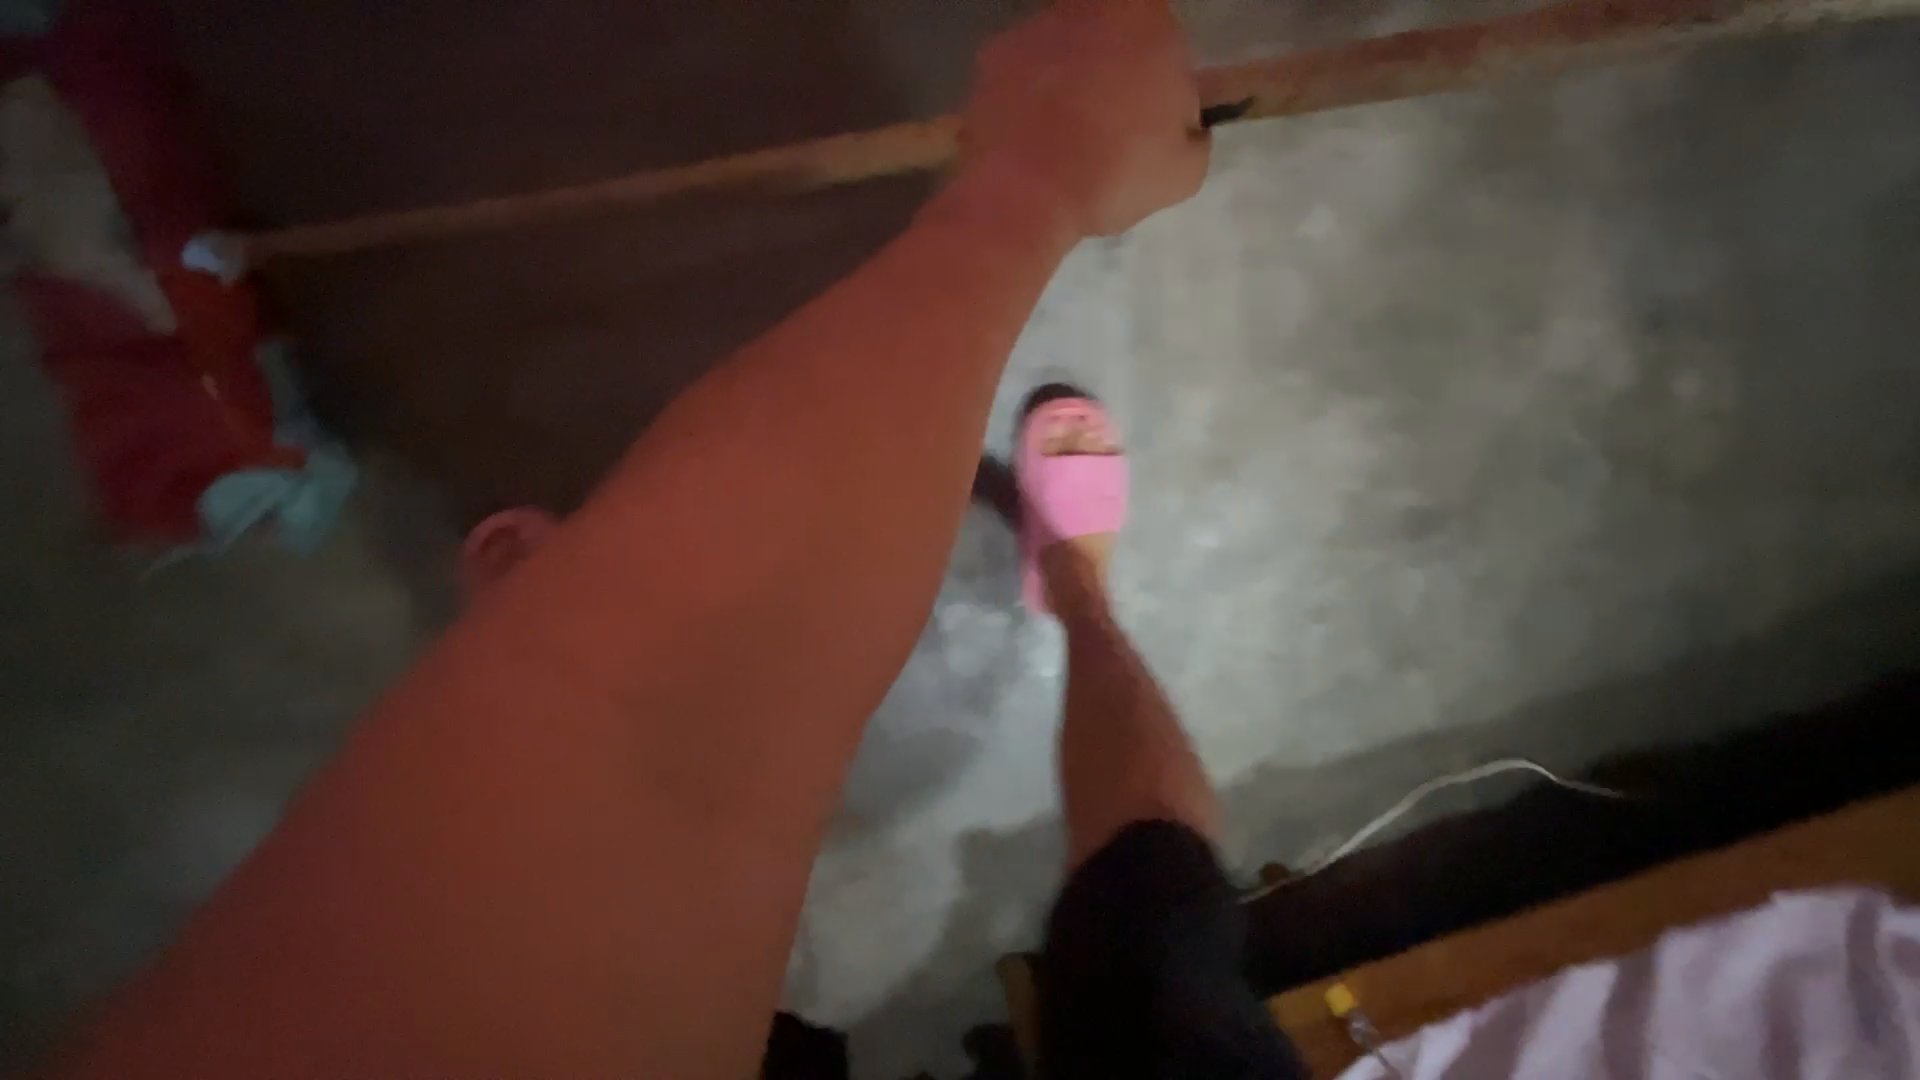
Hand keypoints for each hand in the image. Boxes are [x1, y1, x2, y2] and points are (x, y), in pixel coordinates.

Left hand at [961, 0, 1208, 237]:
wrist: (1026, 197)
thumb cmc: (1114, 175)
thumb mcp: (1183, 172)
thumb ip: (1193, 135)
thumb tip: (1184, 129)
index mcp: (1146, 18)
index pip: (1160, 38)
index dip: (1154, 78)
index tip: (1146, 117)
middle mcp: (1088, 6)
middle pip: (1106, 37)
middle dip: (1106, 74)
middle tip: (1102, 129)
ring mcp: (1033, 28)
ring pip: (1059, 53)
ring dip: (1062, 86)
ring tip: (1058, 142)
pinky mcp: (990, 60)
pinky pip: (1017, 78)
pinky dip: (1022, 102)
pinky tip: (1025, 142)